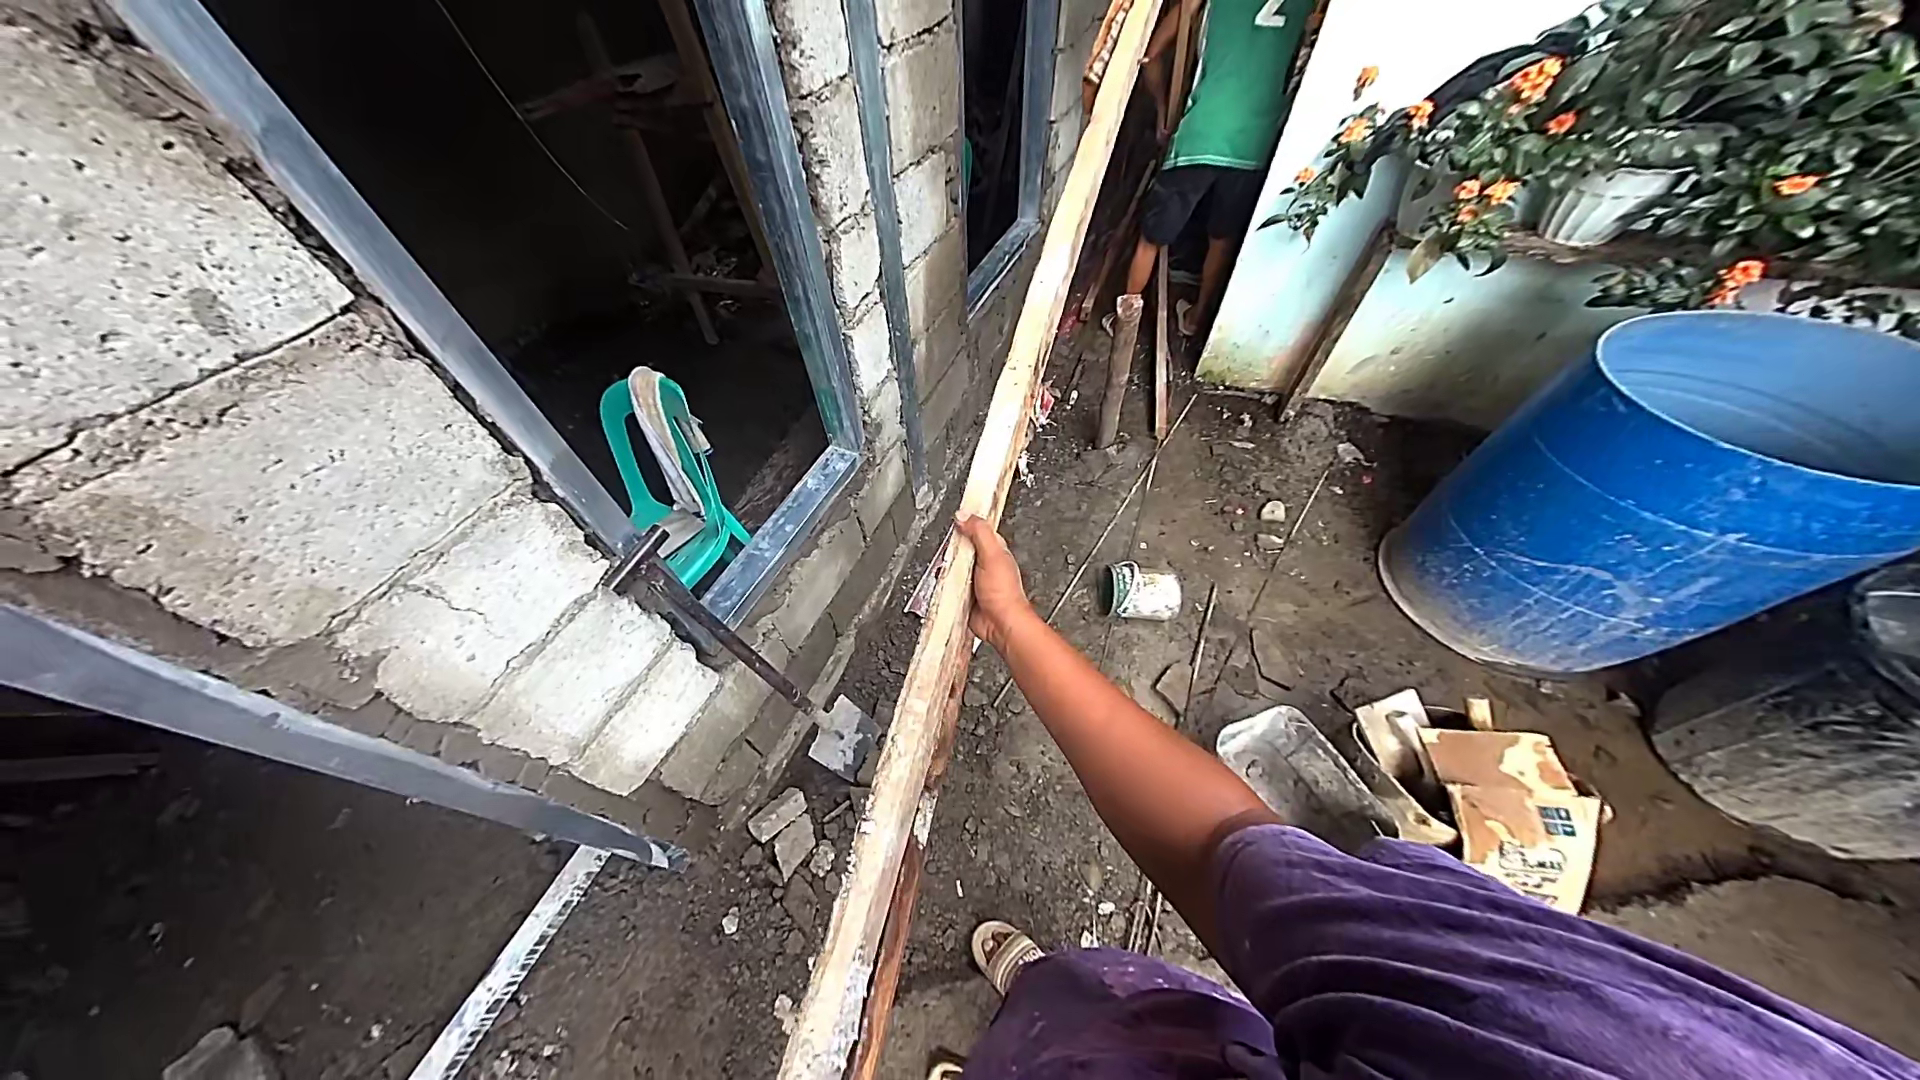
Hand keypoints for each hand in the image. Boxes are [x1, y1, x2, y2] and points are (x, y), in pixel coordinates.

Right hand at [955, 513, 1031, 651]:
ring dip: (945, 568)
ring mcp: (972, 579)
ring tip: (947, 572)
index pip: (976, 529)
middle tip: (949, 554)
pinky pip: (947, 584)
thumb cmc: (1004, 594)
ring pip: (951, 566)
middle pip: (959, 547)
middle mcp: (983, 563)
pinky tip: (944, 585)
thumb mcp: (992, 555)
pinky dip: (943, 584)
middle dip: (950, 550)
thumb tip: (964, 515)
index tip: (953, 522)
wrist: (1000, 624)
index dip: (964, 524)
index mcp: (994, 549)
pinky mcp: (963, 593)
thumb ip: (979, 533)